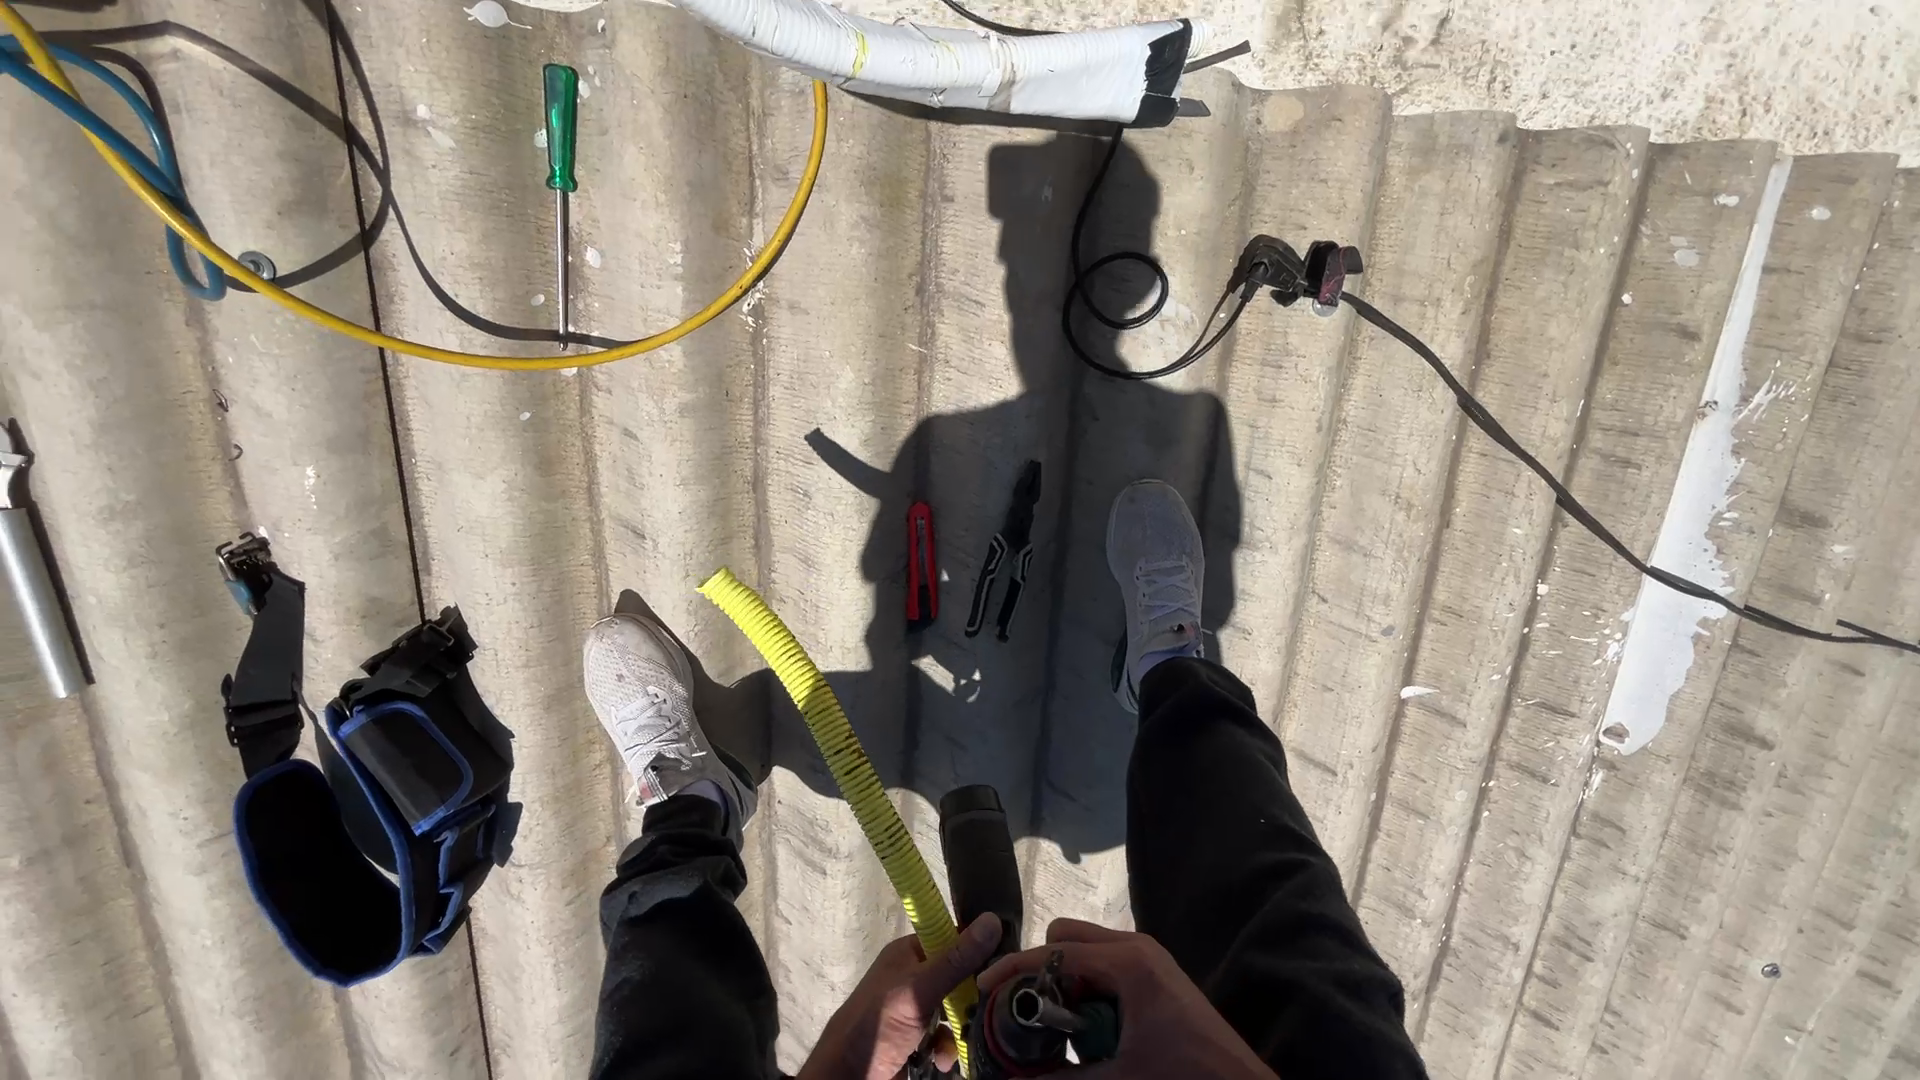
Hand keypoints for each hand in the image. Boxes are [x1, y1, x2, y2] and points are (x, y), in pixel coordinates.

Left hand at [799, 913, 1002, 1079]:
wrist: (850, 1077)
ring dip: (961, 1024)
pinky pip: (944, 1037)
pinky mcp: (916, 1040)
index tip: (1001, 959)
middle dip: (971, 993)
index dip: (974, 947)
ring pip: (953, 1009)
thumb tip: (992, 919)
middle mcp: (912, 977)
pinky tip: (945, 1058)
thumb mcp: (920, 988)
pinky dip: (948, 1048)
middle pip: (955, 976)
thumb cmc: (880, 1022)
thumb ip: (957, 959)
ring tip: (969, 1034)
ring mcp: (914, 1010)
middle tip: (990, 1003)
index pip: (950, 938)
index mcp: (908, 953)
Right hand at [978, 919, 1275, 1079]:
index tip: (984, 990)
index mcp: (1127, 961)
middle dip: (1040, 971)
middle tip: (1028, 1015)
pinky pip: (1103, 968)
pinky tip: (1087, 1032)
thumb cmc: (1186, 1078)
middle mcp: (1134, 947)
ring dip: (1063, 984)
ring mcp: (1146, 958)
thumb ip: (1063, 1079)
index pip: (1054, 952)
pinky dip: (1085, 991)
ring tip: (1056, 1030)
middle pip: (1066, 936)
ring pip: (1083, 951)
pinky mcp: (1154, 976)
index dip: (1015, 969)